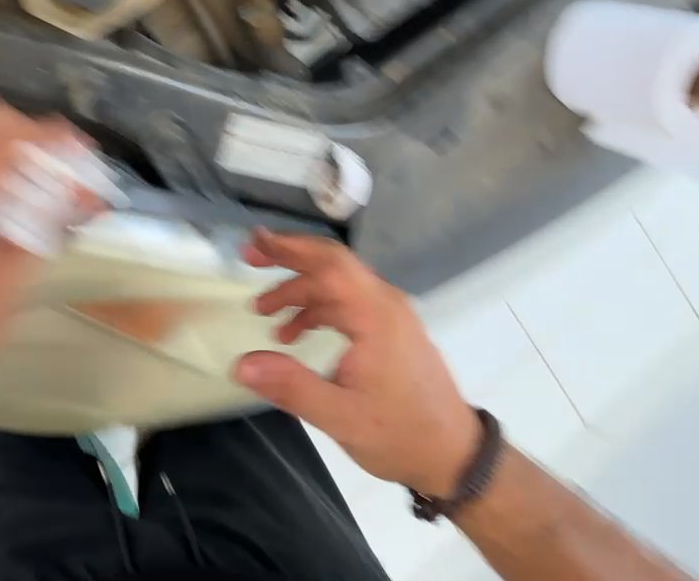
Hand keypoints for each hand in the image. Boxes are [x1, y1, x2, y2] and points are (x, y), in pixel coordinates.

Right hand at [233, 230, 479, 497]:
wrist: (456, 457)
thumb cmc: (402, 435)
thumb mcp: (341, 417)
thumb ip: (291, 387)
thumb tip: (242, 365)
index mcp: (375, 315)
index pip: (329, 263)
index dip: (289, 248)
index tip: (255, 241)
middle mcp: (385, 303)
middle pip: (331, 264)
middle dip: (288, 258)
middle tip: (249, 259)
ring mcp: (390, 315)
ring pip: (337, 285)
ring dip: (300, 291)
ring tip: (265, 314)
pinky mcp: (391, 330)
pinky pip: (347, 304)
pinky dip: (317, 310)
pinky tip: (295, 334)